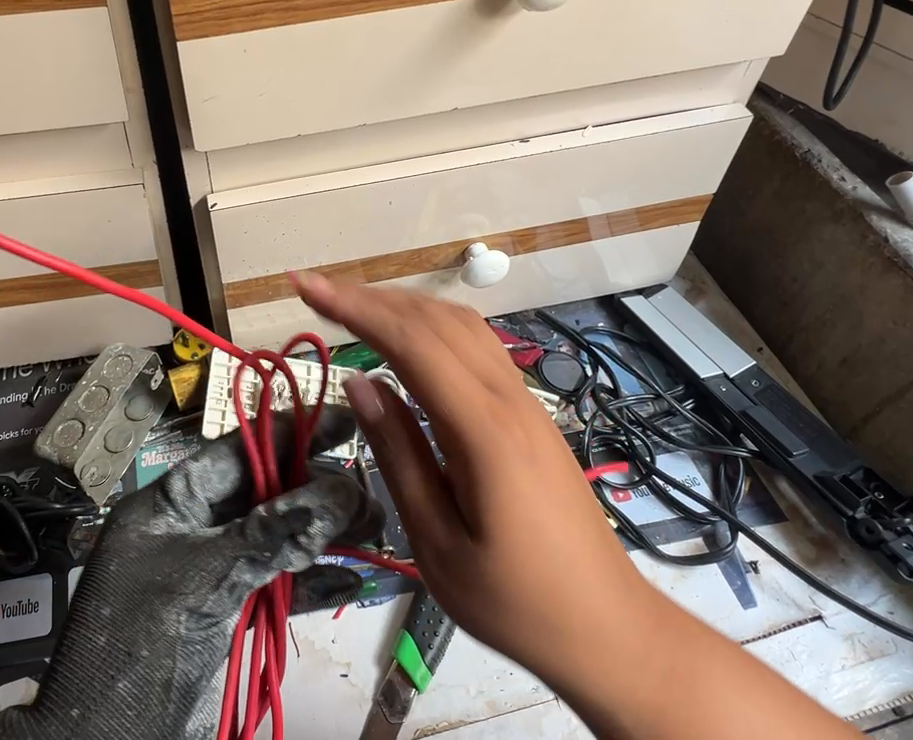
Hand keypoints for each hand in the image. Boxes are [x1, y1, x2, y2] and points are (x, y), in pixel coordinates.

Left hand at [0, 410, 380, 739]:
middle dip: (317, 491)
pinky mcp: (229, 610)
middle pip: (266, 493)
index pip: (238, 452)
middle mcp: (195, 526)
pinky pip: (278, 585)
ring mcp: (214, 569)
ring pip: (278, 538)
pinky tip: (351, 581)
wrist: (106, 735)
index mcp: (172, 501)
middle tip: (369, 494)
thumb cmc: (141, 637)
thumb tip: (337, 490)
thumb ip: (271, 532)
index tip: (345, 421)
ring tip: (373, 531)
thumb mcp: (205, 575)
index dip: (291, 432)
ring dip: (325, 535)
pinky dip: (312, 582)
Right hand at [293, 273, 645, 681]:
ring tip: (352, 305)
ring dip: (404, 305)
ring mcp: (525, 402)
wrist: (607, 627)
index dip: (354, 307)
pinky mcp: (530, 415)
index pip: (410, 342)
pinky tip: (410, 340)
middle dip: (370, 296)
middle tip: (313, 289)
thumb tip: (360, 383)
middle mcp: (507, 399)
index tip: (305, 285)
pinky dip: (433, 326)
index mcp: (482, 429)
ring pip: (461, 325)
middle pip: (434, 320)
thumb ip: (398, 455)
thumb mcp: (437, 543)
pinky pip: (478, 347)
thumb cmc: (515, 601)